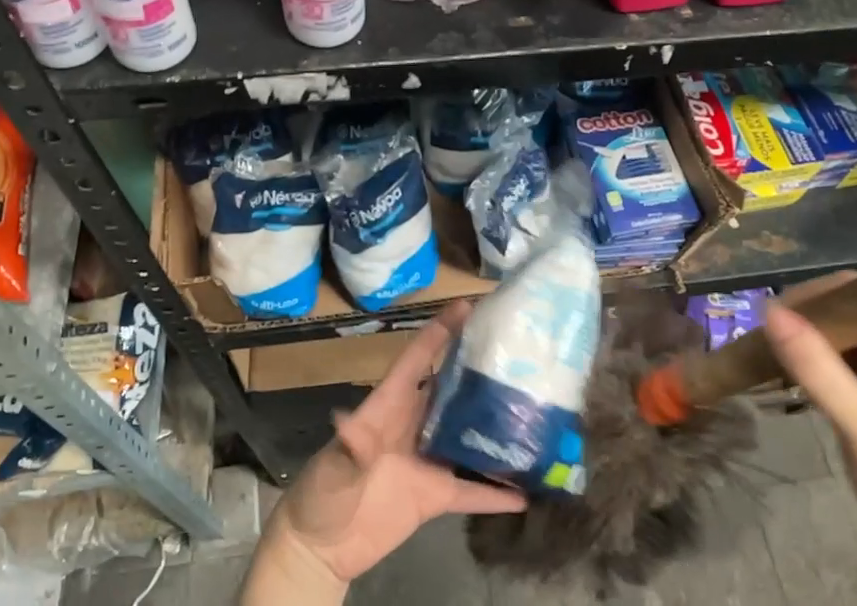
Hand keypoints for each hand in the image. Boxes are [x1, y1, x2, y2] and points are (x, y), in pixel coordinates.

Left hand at [244, 301, 526, 603]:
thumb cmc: (320, 498)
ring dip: (497, 430)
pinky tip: (528, 492)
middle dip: (479, 370)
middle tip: (519, 352)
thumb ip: (348, 450)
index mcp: (388, 408)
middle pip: (451, 391)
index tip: (467, 306)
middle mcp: (413, 426)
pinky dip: (497, 493)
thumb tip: (346, 419)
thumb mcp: (332, 471)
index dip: (439, 332)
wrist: (319, 550)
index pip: (416, 361)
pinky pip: (471, 490)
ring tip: (537, 416)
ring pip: (469, 437)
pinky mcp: (434, 497)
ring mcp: (426, 461)